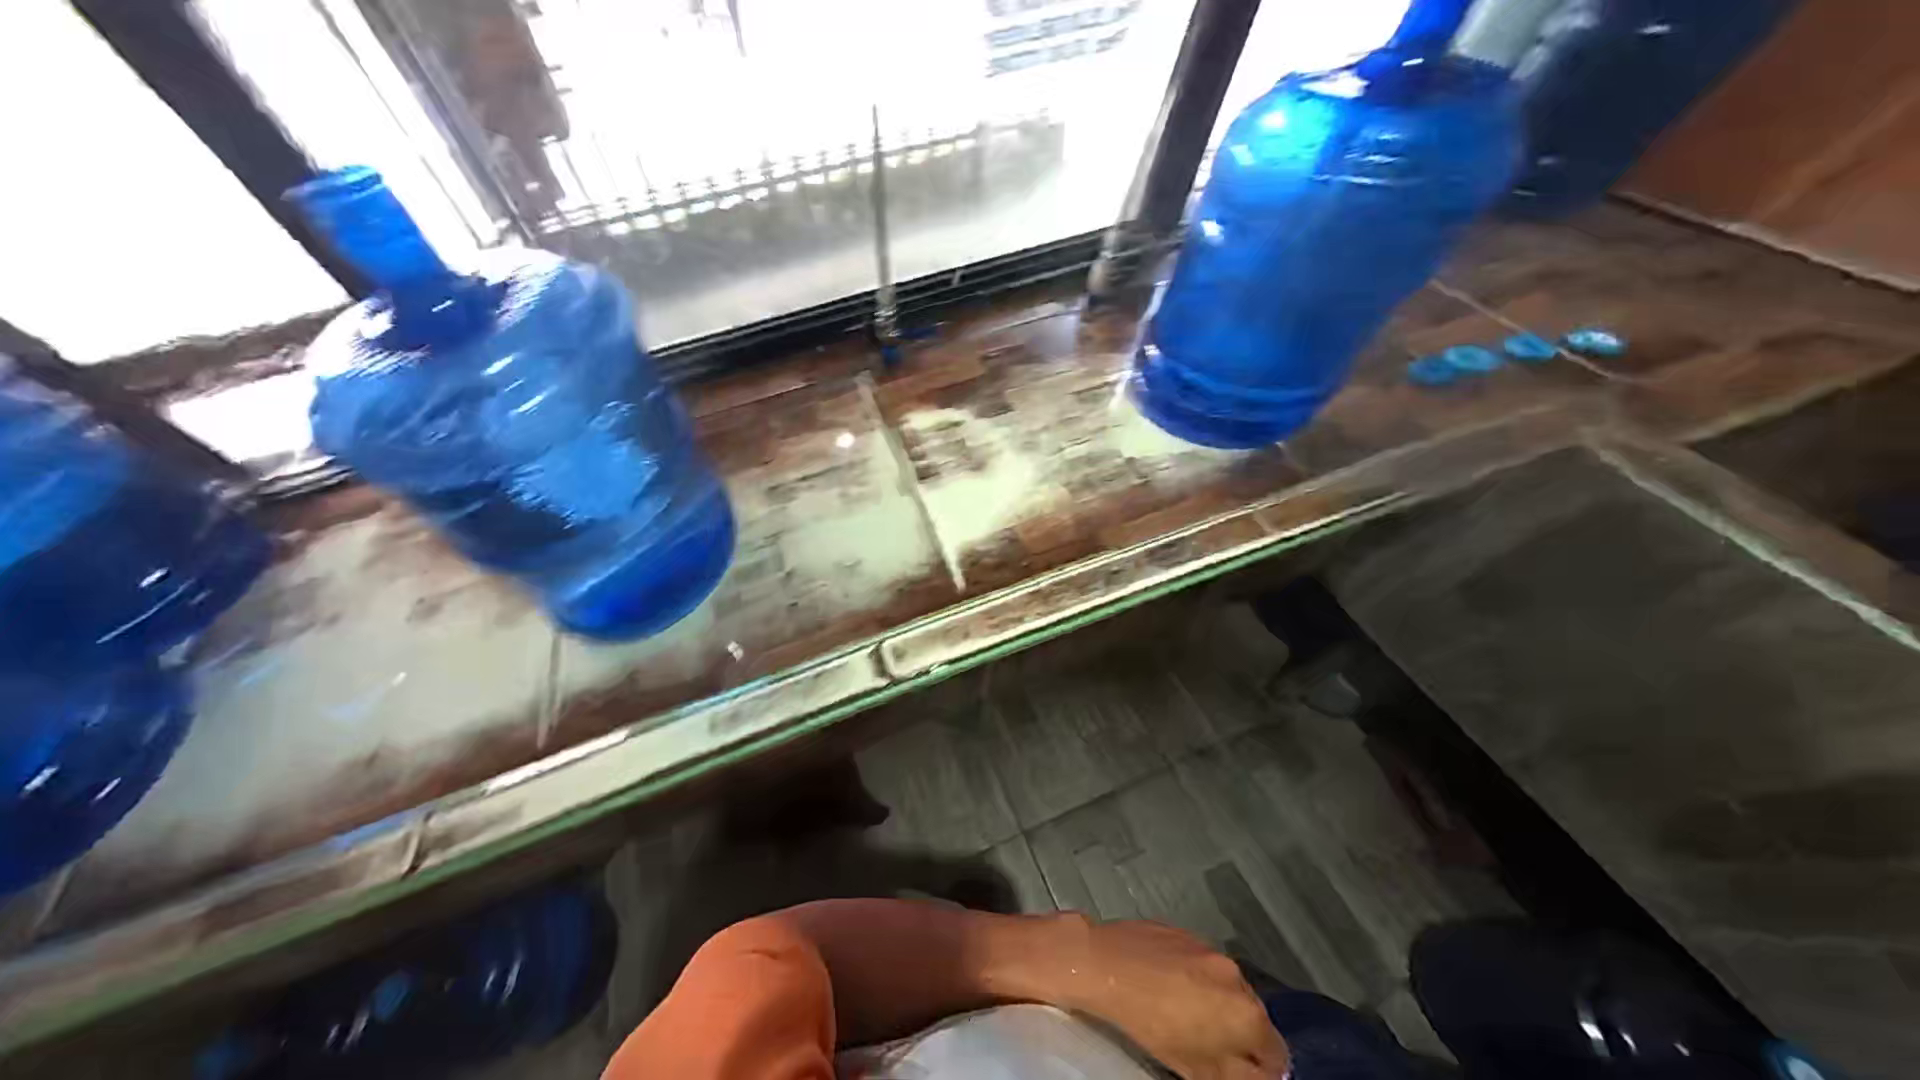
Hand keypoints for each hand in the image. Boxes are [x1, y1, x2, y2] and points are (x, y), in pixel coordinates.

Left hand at [1005, 914, 1289, 1079]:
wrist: (1106, 965)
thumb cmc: (1152, 1024)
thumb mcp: (1200, 1070)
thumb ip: (1241, 1076)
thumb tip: (1262, 1074)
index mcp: (1248, 1014)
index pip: (1276, 1053)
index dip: (1258, 1067)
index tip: (1236, 1069)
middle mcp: (1236, 975)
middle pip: (1251, 1014)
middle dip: (1235, 1031)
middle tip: (1205, 1041)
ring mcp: (1207, 947)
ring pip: (1223, 983)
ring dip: (1213, 999)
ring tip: (1181, 1010)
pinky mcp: (1181, 930)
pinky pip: (1198, 960)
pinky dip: (1191, 973)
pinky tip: (1164, 983)